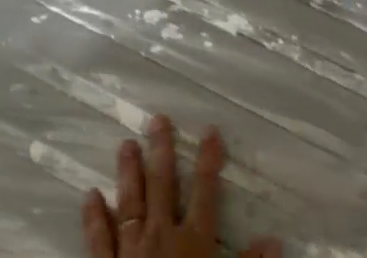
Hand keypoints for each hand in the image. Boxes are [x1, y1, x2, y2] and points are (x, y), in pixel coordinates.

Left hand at [82, 115, 281, 257]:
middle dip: (161, 150)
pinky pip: (99, 239)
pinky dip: (94, 217)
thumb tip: (276, 240)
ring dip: (128, 172)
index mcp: (194, 238)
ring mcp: (131, 248)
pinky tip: (90, 195)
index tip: (210, 129)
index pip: (205, 190)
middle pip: (162, 185)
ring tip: (125, 145)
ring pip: (130, 202)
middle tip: (156, 120)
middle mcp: (162, 234)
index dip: (209, 159)